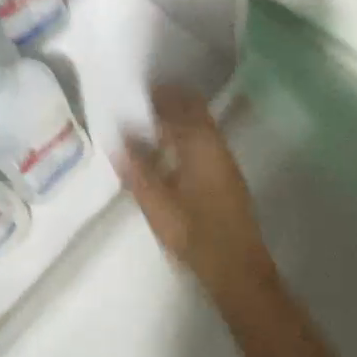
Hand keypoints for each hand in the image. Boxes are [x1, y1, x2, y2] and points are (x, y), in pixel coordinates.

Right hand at [117, 85, 277, 302]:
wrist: (237, 270)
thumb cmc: (194, 234)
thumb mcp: (157, 205)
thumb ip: (137, 170)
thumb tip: (119, 140)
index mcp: (199, 146)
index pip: (180, 107)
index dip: (162, 94)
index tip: (143, 87)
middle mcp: (217, 147)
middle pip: (196, 112)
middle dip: (174, 102)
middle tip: (148, 99)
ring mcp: (226, 162)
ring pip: (203, 127)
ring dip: (183, 118)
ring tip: (155, 121)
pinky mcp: (228, 178)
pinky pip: (207, 141)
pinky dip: (190, 135)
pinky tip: (174, 150)